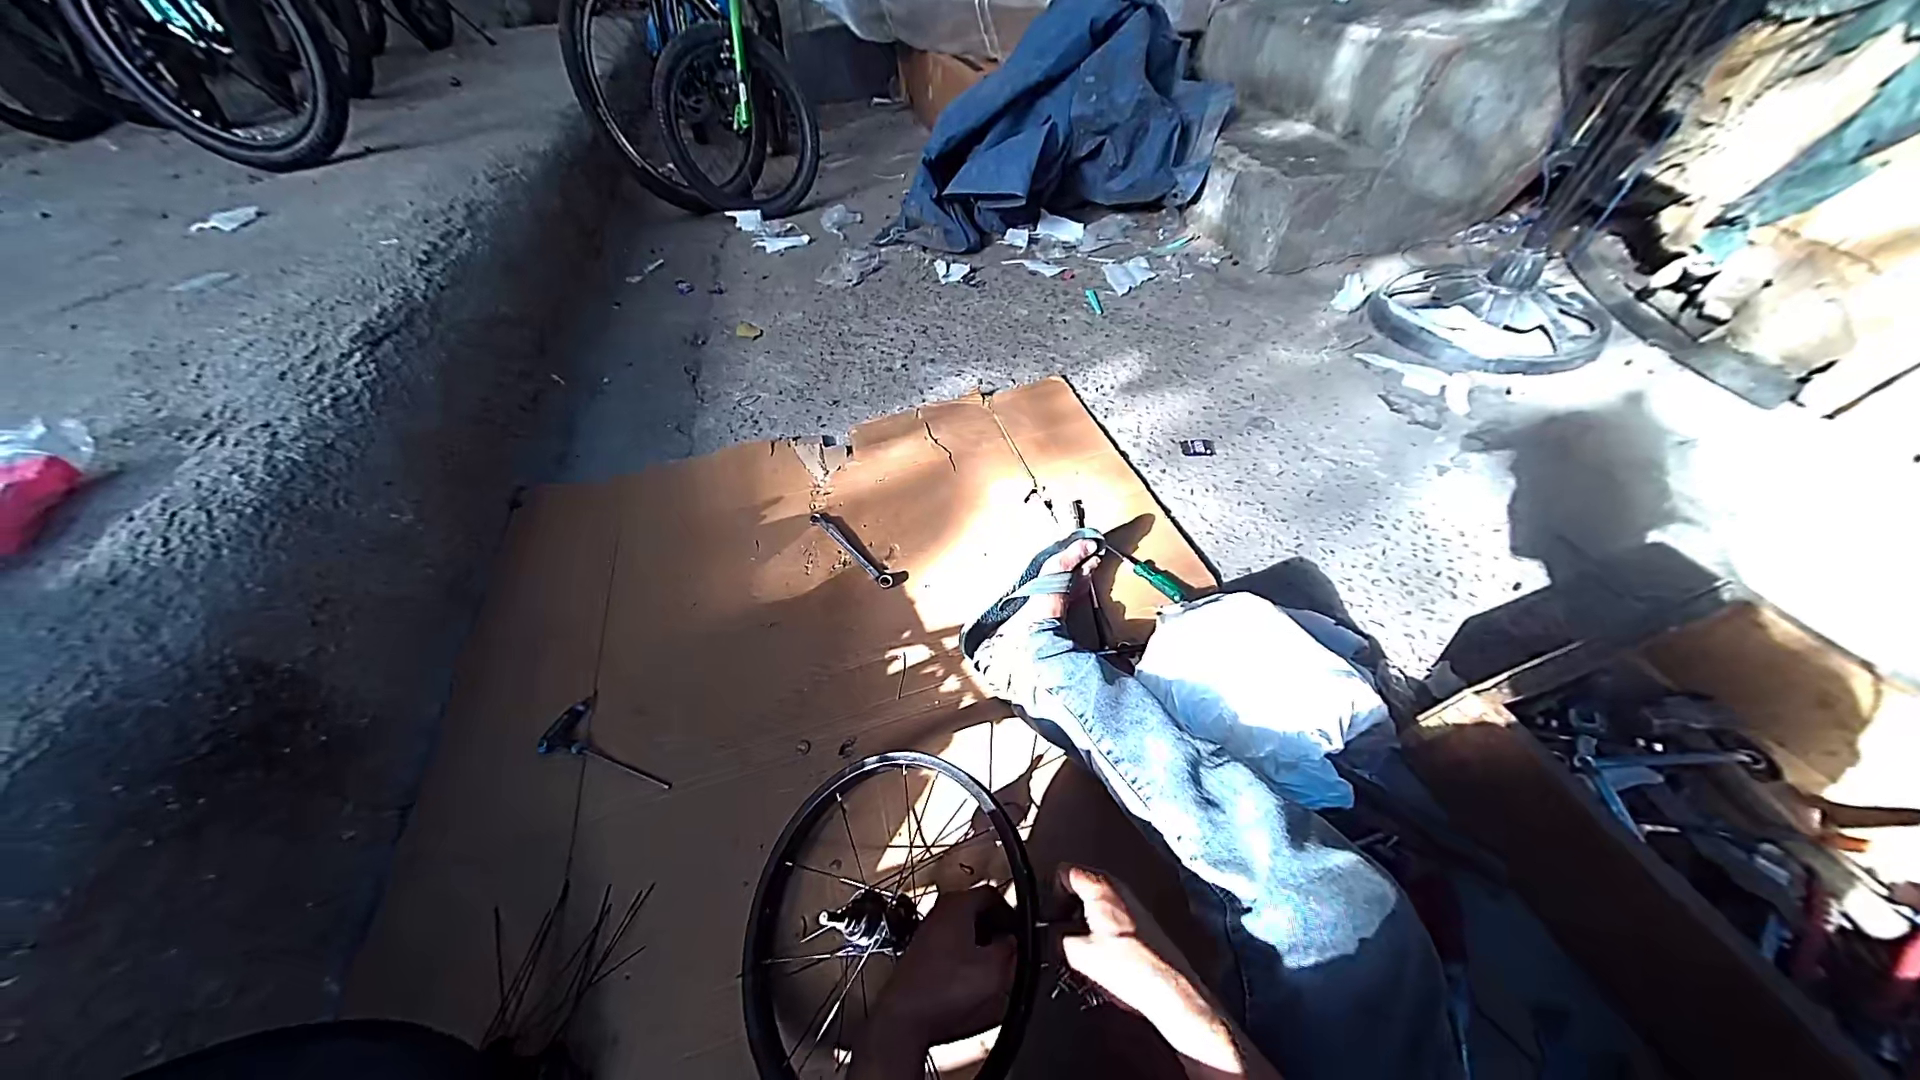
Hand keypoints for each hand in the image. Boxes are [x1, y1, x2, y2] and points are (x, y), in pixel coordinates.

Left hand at [871, 886, 1015, 1046]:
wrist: (904, 1020)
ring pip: (964, 930)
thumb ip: (1009, 949)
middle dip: (996, 930)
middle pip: (977, 911)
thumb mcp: (993, 972)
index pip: (992, 894)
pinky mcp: (921, 954)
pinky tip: (969, 982)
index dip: (1011, 913)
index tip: (1019, 932)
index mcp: (958, 904)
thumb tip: (1011, 942)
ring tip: (992, 970)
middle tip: (1009, 951)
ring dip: (981, 945)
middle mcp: (940, 911)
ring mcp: (928, 932)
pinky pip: (951, 947)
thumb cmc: (944, 992)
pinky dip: (964, 958)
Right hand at [1057, 865, 1280, 1078]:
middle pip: (1079, 886)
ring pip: (1095, 901)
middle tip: (1060, 932)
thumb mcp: (1078, 954)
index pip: (1063, 872)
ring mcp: (1132, 902)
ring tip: (1080, 948)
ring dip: (1082, 920)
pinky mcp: (1141, 921)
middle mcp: (1118, 886)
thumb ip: (1054, 938)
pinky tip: (1101, 955)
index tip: (1048, 916)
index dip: (1050, 895)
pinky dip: (1100, 928)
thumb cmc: (1133, 968)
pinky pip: (1111, 914)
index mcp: (1100, 885)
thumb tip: (1046, 936)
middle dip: (1065, 909)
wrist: (1170, 991)